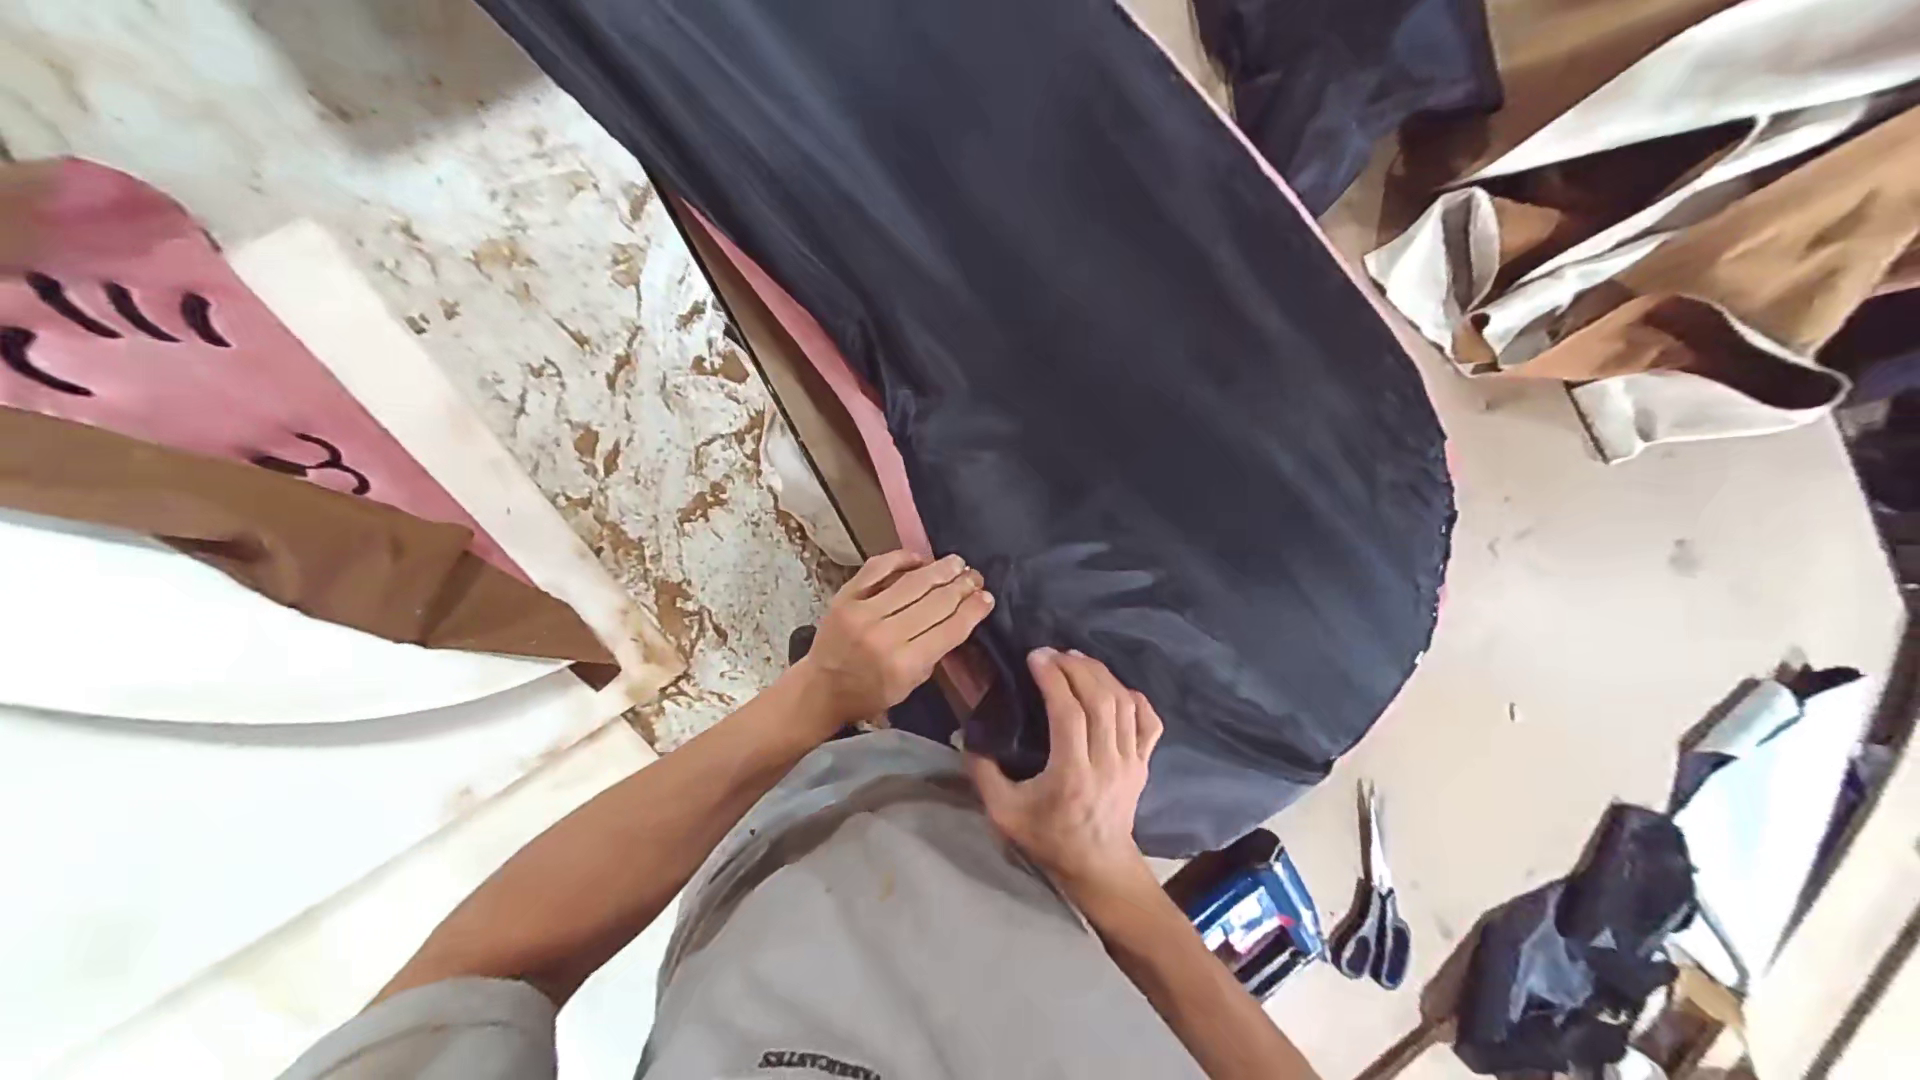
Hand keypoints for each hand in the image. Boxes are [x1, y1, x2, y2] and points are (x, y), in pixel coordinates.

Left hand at [792, 550, 993, 726]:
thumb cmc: (870, 693)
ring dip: (940, 569)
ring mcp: (863, 612)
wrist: (821, 688)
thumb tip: (960, 616)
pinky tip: (920, 558)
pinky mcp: (846, 597)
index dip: (973, 610)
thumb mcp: (911, 684)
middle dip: (962, 586)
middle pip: (936, 602)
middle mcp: (886, 635)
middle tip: (976, 576)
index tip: (987, 598)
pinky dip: (901, 558)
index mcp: (905, 663)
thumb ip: (935, 652)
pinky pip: (877, 568)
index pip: (950, 629)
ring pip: (912, 582)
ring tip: (957, 563)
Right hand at [968, 648, 1164, 900]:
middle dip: (1075, 667)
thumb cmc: (1048, 839)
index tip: (1036, 657)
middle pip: (1100, 699)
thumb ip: (983, 772)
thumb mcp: (1004, 813)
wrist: (1099, 867)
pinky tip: (1113, 686)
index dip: (1053, 679)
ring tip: (1075, 659)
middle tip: (1052, 653)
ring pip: (1124, 703)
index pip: (1069, 712)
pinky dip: (1133, 696)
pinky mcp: (1144, 762)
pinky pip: (1148, 720)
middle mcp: (1108, 762)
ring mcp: (1132, 761)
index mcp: (1072, 774)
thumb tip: (967, 734)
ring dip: (1100, 674)